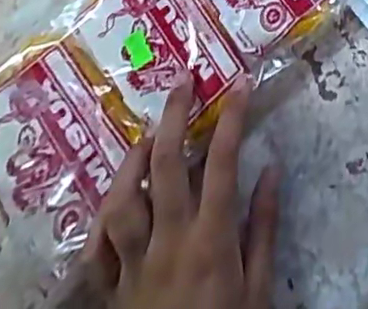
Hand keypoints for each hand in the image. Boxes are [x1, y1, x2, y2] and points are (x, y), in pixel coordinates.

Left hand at [77, 81, 278, 308]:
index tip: (240, 83)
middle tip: (183, 80)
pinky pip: (95, 246)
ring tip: (148, 131)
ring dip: (133, 158)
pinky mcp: (110, 288)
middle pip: (167, 166)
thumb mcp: (260, 290)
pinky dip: (102, 216)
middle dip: (176, 116)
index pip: (223, 164)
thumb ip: (264, 227)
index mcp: (211, 241)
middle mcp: (169, 242)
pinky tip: (115, 194)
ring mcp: (134, 264)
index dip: (232, 118)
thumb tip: (271, 169)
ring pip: (122, 198)